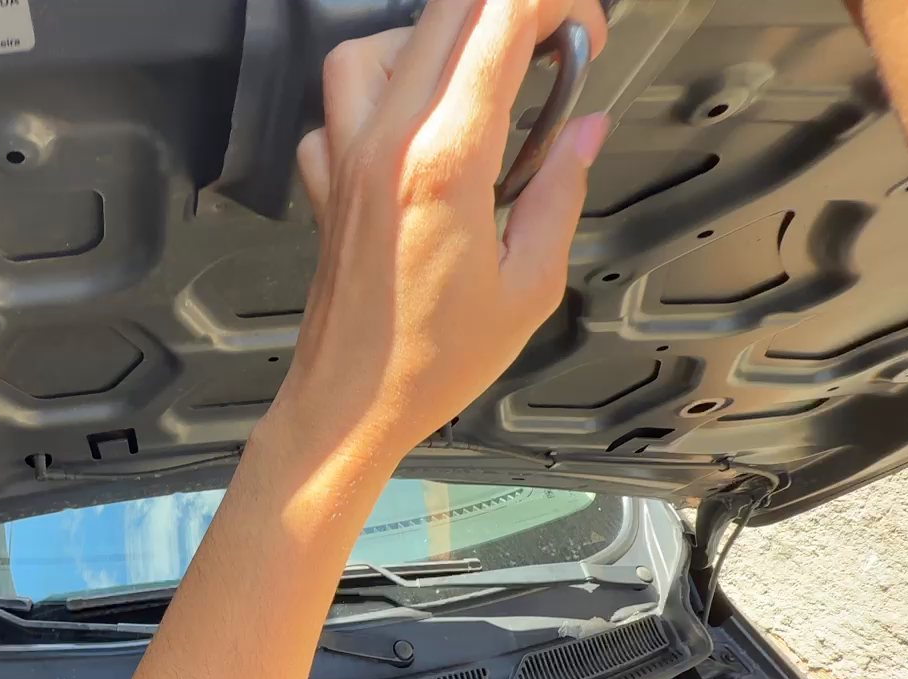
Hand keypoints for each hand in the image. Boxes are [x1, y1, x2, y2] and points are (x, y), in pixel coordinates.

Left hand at [262, 0, 609, 469]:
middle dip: (506, 9)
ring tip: (469, 88)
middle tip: (544, 55)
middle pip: (442, 10)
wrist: (346, 408)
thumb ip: (559, 196)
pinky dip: (370, 105)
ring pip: (370, 49)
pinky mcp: (323, 195)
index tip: (581, 40)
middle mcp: (384, 147)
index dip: (556, 3)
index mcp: (445, 161)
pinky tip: (404, 139)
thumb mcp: (527, 289)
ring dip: (428, 43)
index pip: (500, 13)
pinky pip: (332, 116)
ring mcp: (343, 167)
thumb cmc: (426, 366)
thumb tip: (584, 135)